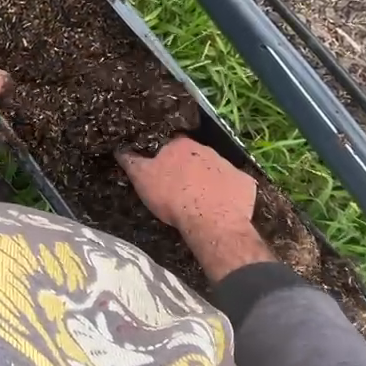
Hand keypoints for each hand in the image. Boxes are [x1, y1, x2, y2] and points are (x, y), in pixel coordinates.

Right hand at [118, 137, 272, 280]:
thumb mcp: (142, 179)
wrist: (212, 222)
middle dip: (187, 166)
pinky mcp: (246, 184)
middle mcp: (206, 149)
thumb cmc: (173, 197)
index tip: (161, 170)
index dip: (164, 156)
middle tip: (179, 185)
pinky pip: (235, 185)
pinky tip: (221, 205)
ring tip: (199, 198)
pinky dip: (228, 192)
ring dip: (207, 178)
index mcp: (180, 144)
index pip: (170, 143)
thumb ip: (130, 160)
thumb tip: (120, 147)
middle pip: (193, 155)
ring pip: (214, 169)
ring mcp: (229, 166)